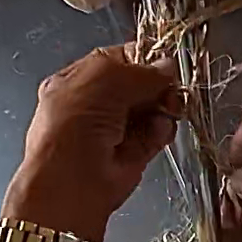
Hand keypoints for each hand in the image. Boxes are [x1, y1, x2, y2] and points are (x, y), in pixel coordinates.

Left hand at [3, 46, 179, 241]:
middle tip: (171, 87)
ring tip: (169, 108)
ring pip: (152, 109)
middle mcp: (97, 105)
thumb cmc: (76, 124)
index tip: (164, 59)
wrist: (70, 183)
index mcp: (79, 80)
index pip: (117, 60)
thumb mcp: (105, 80)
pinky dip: (162, 130)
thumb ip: (140, 71)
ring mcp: (116, 130)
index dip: (142, 57)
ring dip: (164, 106)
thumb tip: (167, 66)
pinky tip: (161, 129)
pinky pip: (156, 134)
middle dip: (158, 83)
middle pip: (139, 85)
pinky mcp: (135, 154)